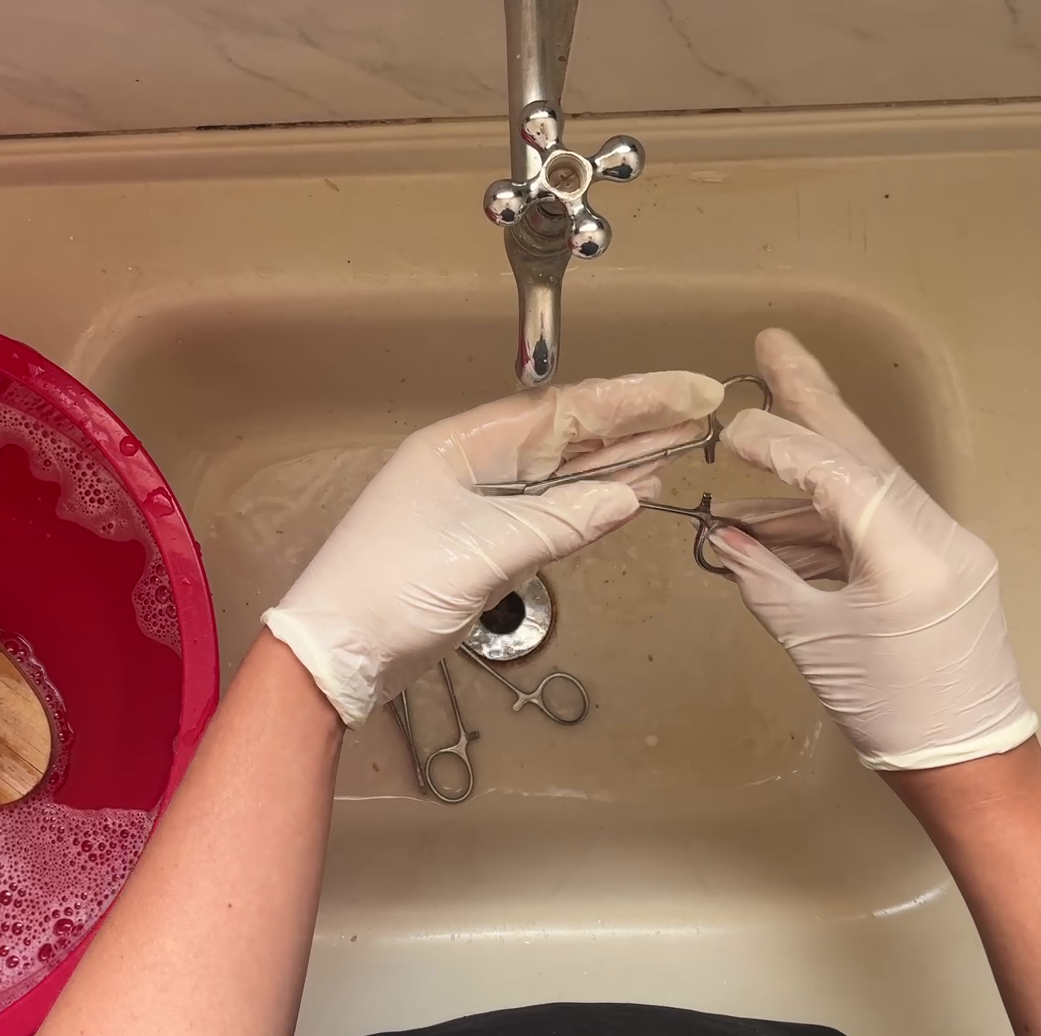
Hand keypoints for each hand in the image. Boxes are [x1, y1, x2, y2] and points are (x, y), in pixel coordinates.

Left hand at [265, 372, 726, 725]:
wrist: (339, 650)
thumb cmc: (394, 589)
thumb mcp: (479, 551)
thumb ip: (558, 521)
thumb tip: (630, 496)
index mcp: (463, 445)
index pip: (559, 410)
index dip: (628, 398)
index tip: (689, 390)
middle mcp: (475, 464)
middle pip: (564, 436)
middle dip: (631, 424)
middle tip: (701, 411)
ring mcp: (480, 503)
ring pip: (560, 474)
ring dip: (616, 462)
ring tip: (680, 443)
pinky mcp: (485, 541)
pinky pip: (547, 512)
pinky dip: (588, 504)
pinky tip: (628, 491)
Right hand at [707, 329, 1036, 769]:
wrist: (967, 758)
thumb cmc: (886, 708)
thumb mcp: (810, 639)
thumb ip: (761, 576)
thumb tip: (724, 534)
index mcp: (911, 557)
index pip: (838, 473)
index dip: (779, 444)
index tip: (727, 433)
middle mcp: (938, 533)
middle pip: (863, 449)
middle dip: (812, 394)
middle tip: (772, 345)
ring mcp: (942, 540)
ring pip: (862, 479)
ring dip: (799, 470)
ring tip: (742, 458)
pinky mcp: (935, 556)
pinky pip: (867, 517)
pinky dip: (814, 516)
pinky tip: (765, 525)